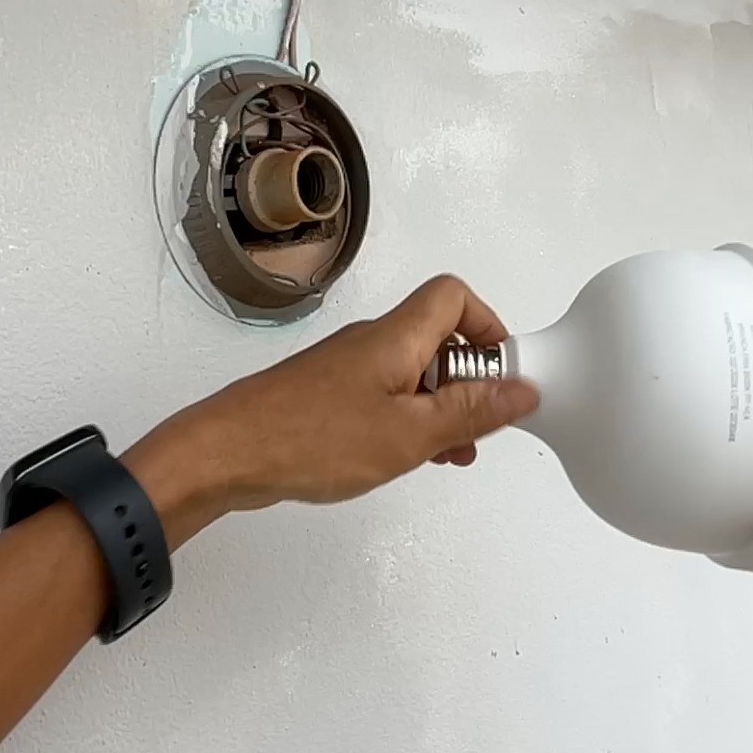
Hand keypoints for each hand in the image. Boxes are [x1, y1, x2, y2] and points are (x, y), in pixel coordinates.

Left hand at [123, 276, 539, 537]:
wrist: (229, 451)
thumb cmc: (319, 438)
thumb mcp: (410, 434)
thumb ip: (469, 411)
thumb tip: (523, 388)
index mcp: (395, 336)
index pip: (453, 296)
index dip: (488, 326)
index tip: (502, 377)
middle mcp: (371, 342)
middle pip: (437, 337)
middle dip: (469, 379)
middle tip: (479, 431)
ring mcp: (345, 368)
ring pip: (410, 372)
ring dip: (440, 407)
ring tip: (450, 456)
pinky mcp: (326, 393)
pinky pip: (382, 395)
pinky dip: (406, 419)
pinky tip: (407, 457)